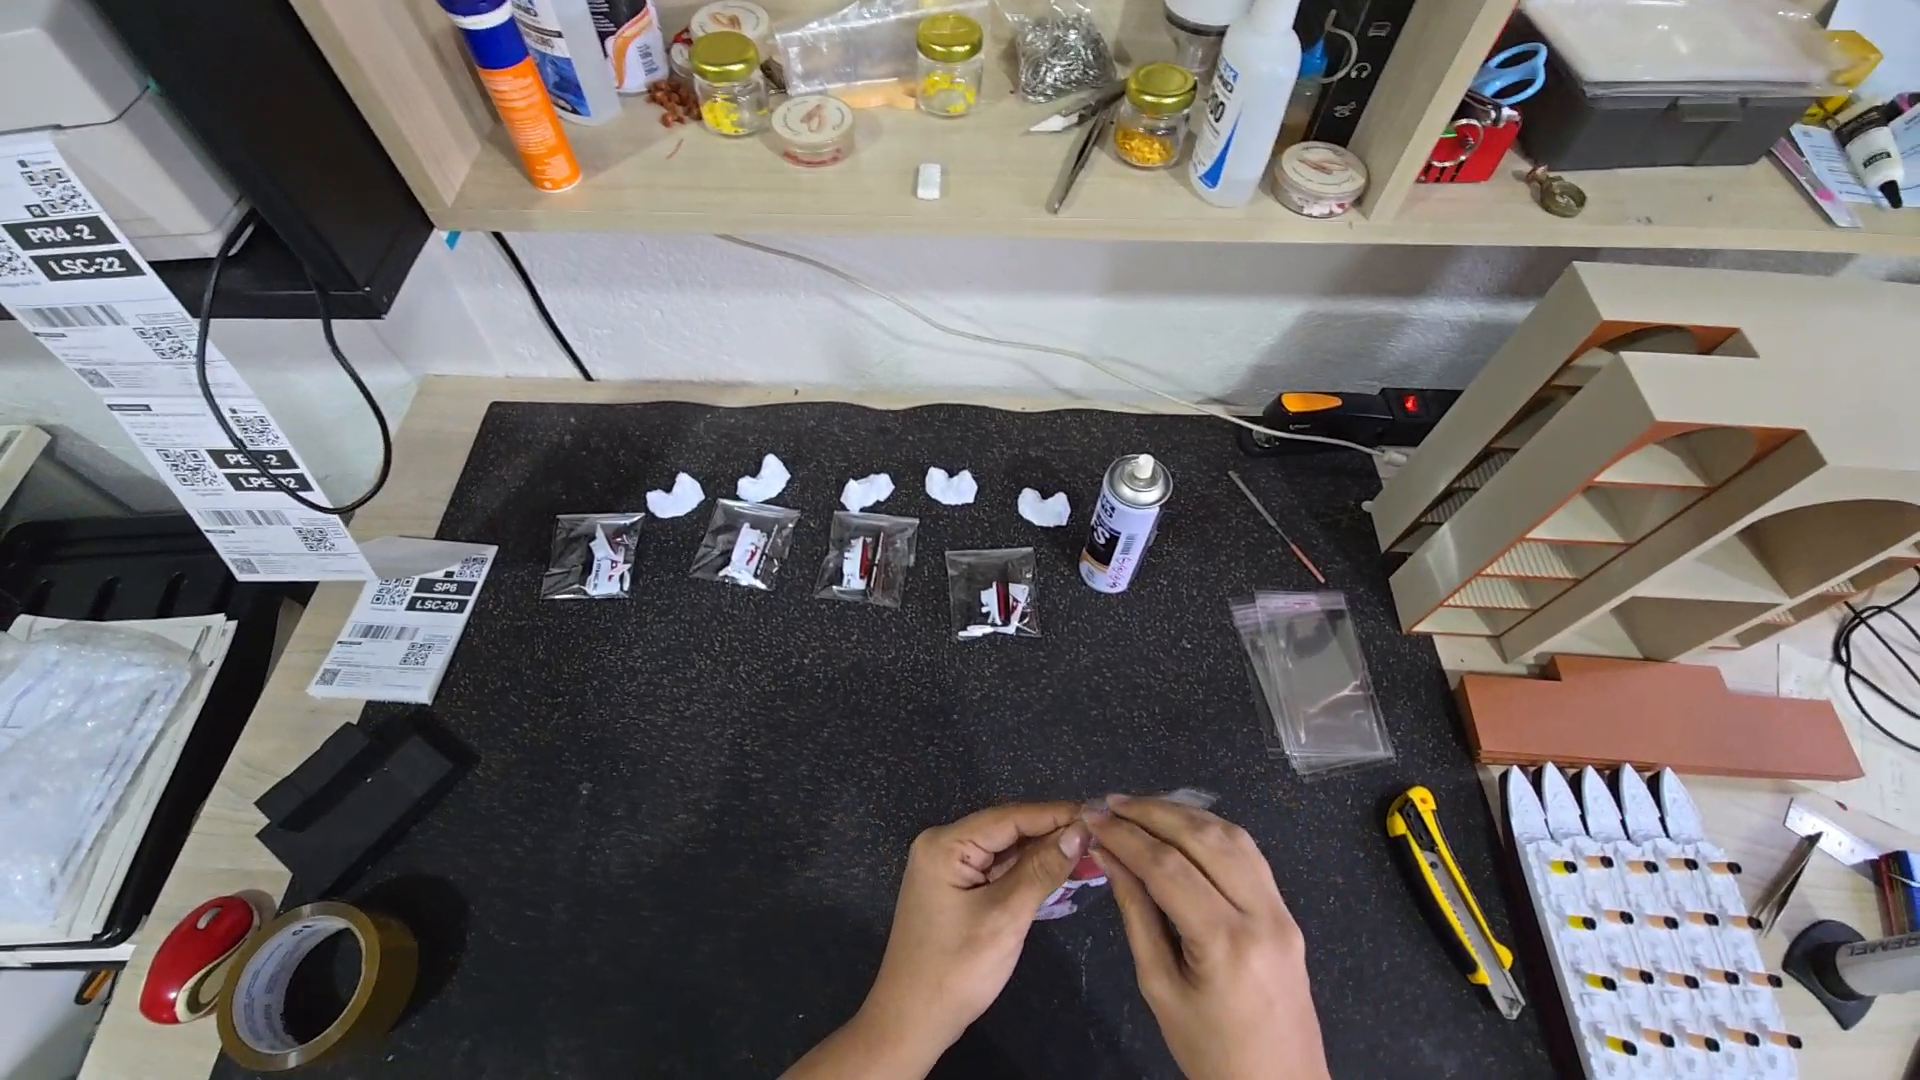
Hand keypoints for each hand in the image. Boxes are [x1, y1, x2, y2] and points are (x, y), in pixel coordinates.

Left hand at [783, 802, 1089, 1078]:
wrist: (912, 1021)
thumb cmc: (957, 968)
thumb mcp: (1005, 917)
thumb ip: (1042, 869)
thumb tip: (1080, 831)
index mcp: (946, 843)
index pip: (1009, 816)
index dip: (1054, 813)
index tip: (1095, 813)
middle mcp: (943, 845)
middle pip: (1006, 829)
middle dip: (1051, 831)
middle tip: (1098, 833)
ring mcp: (948, 867)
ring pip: (1004, 849)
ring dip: (1042, 851)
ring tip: (1088, 848)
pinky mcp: (956, 887)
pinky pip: (996, 868)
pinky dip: (1026, 870)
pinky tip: (1058, 869)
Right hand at [1089, 795, 1329, 1079]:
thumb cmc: (1210, 1051)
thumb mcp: (1159, 987)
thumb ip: (1136, 914)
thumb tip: (1110, 856)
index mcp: (1225, 943)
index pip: (1167, 867)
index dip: (1126, 836)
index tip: (1092, 818)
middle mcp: (1261, 916)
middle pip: (1203, 839)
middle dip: (1152, 813)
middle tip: (1110, 803)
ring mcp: (1281, 911)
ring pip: (1231, 836)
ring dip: (1182, 814)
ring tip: (1139, 807)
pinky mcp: (1286, 912)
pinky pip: (1248, 853)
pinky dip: (1211, 830)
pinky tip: (1182, 826)